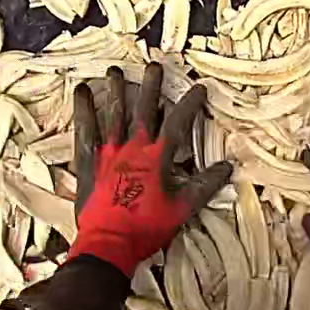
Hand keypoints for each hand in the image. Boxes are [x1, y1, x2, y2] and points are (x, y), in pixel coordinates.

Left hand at [67, 62, 232, 276]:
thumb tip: (228, 167)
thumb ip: (204, 186)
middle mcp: (134, 147)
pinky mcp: (88, 159)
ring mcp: (109, 151)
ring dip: (116, 90)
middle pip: (144, 109)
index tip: (200, 88)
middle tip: (154, 66)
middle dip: (151, 86)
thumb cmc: (146, 228)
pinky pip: (85, 129)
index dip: (190, 104)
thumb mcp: (182, 209)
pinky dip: (83, 109)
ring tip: (115, 70)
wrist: (109, 243)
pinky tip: (81, 91)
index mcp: (158, 157)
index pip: (179, 122)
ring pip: (114, 113)